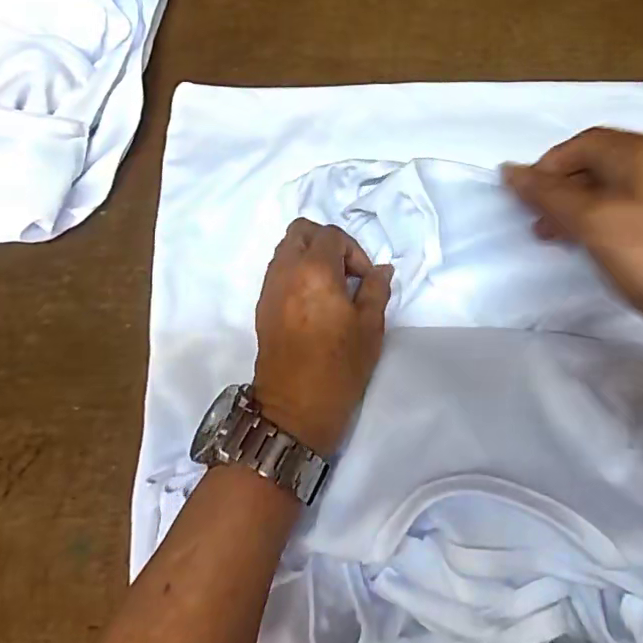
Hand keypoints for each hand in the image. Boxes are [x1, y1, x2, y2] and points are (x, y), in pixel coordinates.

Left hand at [252, 219, 394, 456]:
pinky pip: (277, 271)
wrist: (294, 410)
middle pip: (300, 231)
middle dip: (326, 242)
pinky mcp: (262, 307)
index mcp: (315, 271)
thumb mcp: (371, 327)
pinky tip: (314, 302)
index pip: (332, 236)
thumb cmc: (339, 367)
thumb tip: (381, 270)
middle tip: (345, 271)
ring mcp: (269, 289)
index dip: (354, 251)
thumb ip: (376, 289)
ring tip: (330, 287)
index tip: (364, 280)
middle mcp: (286, 272)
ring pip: (285, 249)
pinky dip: (296, 273)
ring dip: (309, 256)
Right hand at [504, 128, 642, 350]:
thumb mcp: (592, 222)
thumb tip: (510, 169)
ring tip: (556, 237)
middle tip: (538, 222)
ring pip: (611, 186)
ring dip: (578, 206)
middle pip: (598, 161)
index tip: (526, 199)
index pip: (584, 142)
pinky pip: (628, 205)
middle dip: (561, 189)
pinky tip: (588, 242)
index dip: (549, 166)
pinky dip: (601, 217)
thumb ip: (549, 194)